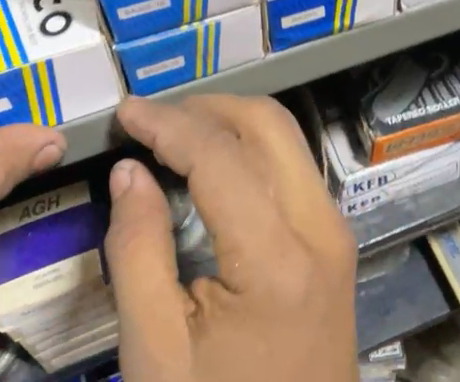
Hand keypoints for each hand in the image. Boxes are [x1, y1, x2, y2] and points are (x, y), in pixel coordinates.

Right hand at [104, 96, 356, 381]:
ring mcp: (335, 233)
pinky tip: (209, 165)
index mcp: (278, 259)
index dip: (167, 124)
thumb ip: (138, 250)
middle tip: (149, 121)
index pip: (220, 156)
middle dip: (205, 108)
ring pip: (286, 139)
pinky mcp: (335, 243)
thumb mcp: (157, 350)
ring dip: (229, 124)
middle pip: (268, 125)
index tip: (124, 114)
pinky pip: (292, 169)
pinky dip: (249, 150)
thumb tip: (130, 170)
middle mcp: (321, 229)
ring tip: (171, 135)